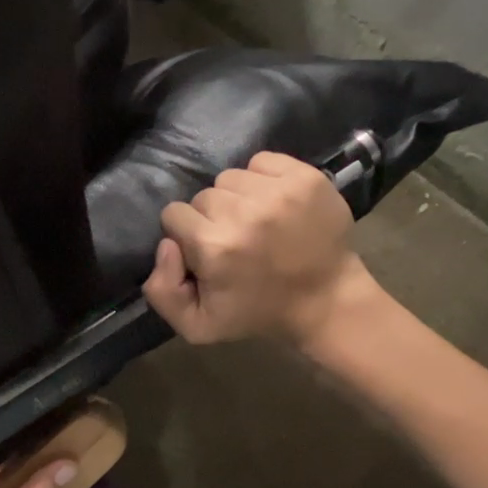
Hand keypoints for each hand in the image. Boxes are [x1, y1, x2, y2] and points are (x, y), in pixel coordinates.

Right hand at [144, 151, 380, 349]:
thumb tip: (167, 244)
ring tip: (255, 221)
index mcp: (213, 246)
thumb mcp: (197, 326)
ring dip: (236, 197)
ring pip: (231, 177)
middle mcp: (243, 212)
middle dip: (212, 217)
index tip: (207, 251)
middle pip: (203, 195)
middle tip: (234, 240)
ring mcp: (278, 191)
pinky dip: (262, 178)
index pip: (174, 214)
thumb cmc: (257, 314)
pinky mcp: (304, 178)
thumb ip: (162, 291)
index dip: (186, 234)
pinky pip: (262, 161)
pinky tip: (273, 204)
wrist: (326, 301)